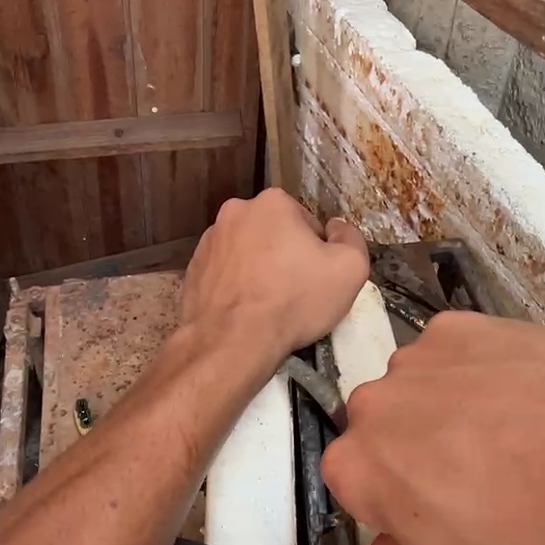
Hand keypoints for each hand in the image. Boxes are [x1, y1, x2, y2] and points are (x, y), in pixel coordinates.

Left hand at [181, 189, 368, 367]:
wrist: (232, 341)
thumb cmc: (294, 300)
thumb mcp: (350, 269)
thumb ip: (351, 239)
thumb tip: (337, 229)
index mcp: (273, 202)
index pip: (308, 224)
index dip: (319, 253)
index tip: (318, 278)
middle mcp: (235, 212)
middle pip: (275, 234)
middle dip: (286, 257)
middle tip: (295, 293)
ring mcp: (209, 240)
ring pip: (248, 253)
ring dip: (259, 270)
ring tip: (268, 305)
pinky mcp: (192, 269)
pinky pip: (225, 273)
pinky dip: (237, 286)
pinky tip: (245, 310)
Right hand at [323, 312, 544, 544]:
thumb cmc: (532, 531)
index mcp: (356, 467)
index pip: (357, 491)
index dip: (397, 511)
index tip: (439, 522)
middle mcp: (373, 402)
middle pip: (384, 434)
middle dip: (415, 455)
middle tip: (477, 483)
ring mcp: (418, 357)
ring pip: (419, 391)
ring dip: (445, 411)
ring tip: (510, 439)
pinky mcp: (463, 325)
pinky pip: (456, 356)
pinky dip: (477, 375)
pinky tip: (522, 400)